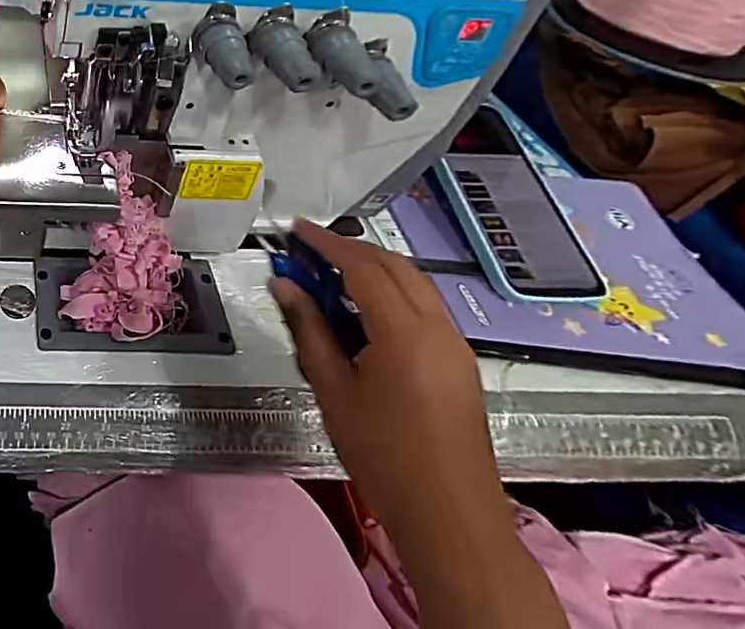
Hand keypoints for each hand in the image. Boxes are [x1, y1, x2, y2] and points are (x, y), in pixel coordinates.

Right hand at [271, 220, 566, 628]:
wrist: (450, 516)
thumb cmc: (382, 454)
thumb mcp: (333, 388)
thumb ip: (309, 328)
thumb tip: (284, 285)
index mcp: (404, 332)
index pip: (363, 266)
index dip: (327, 243)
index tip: (296, 229)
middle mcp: (438, 328)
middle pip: (395, 266)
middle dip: (351, 249)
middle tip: (310, 250)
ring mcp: (456, 344)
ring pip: (415, 283)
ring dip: (374, 269)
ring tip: (332, 277)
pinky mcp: (460, 361)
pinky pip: (425, 307)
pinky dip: (392, 293)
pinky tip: (365, 313)